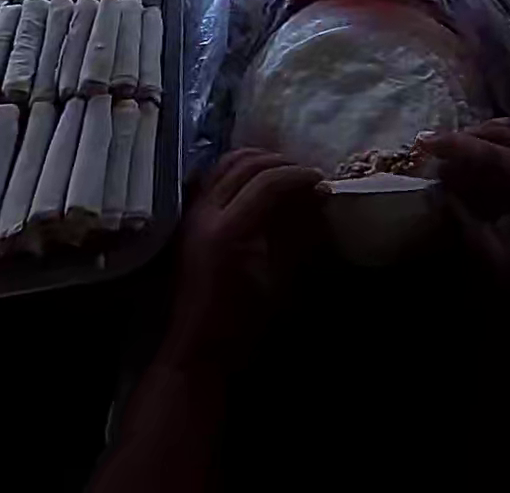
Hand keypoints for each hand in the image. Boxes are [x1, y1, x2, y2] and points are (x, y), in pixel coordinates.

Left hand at [162, 148, 322, 365]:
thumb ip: (295, 236)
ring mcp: (193, 211)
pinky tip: (257, 181)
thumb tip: (316, 201)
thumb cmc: (243, 326)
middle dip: (280, 163)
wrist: (197, 349)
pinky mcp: (189, 216)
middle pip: (245, 165)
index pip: (267, 183)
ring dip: (257, 160)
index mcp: (228, 230)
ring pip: (225, 163)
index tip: (321, 180)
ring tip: (284, 172)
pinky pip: (213, 175)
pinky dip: (238, 169)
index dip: (297, 176)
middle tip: (306, 174)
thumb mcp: (279, 282)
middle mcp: (205, 212)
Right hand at [418, 119, 509, 288]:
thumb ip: (469, 220)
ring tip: (451, 152)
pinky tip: (479, 153)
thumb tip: (442, 191)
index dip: (450, 145)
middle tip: (430, 151)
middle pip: (494, 136)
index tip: (420, 143)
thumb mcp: (503, 260)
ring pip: (507, 130)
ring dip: (476, 137)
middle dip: (459, 141)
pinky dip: (495, 139)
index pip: (486, 153)